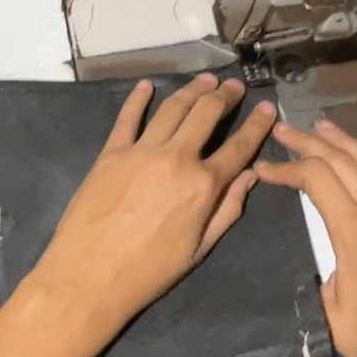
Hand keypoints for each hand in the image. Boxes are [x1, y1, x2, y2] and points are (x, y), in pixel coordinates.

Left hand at [32, 74, 276, 332]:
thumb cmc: (150, 271)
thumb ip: (227, 209)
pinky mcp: (111, 153)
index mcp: (204, 185)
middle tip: (234, 86)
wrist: (91, 276)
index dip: (256, 125)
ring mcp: (141, 151)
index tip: (266, 108)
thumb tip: (249, 177)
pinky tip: (147, 86)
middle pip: (206, 115)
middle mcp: (177, 159)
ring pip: (172, 109)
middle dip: (224, 96)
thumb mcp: (200, 249)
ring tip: (204, 80)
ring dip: (192, 90)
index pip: (239, 147)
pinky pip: (127, 118)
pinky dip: (138, 99)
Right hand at [255, 121, 356, 356]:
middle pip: (342, 161)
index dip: (286, 168)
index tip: (262, 168)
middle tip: (282, 129)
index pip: (317, 179)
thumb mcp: (332, 309)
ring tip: (319, 126)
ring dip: (344, 141)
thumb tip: (327, 258)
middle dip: (309, 142)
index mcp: (355, 232)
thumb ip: (325, 270)